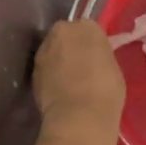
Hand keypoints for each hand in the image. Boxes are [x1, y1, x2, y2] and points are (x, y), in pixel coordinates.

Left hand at [31, 20, 125, 144]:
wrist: (78, 117)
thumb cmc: (106, 91)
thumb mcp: (112, 67)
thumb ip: (100, 55)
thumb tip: (92, 58)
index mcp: (87, 27)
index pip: (90, 28)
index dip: (93, 43)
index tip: (97, 56)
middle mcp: (61, 32)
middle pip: (66, 35)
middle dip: (72, 47)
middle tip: (83, 65)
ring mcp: (43, 51)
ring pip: (53, 51)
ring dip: (59, 60)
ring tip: (71, 80)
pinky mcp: (32, 71)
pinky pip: (46, 68)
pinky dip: (51, 75)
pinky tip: (61, 90)